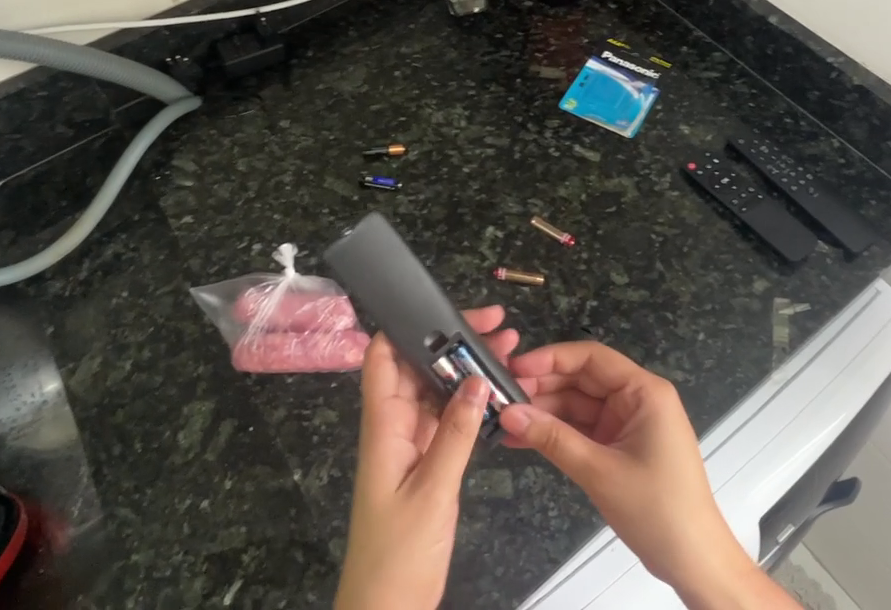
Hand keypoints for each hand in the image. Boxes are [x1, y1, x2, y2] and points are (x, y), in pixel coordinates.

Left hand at [336, 306, 519, 609]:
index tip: (450, 310)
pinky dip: (470, 405)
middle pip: (419, 367)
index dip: (408, 326)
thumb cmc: (397, 553)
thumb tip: (478, 381)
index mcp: (382, 424)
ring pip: (437, 392)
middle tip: (500, 328)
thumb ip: (456, 434)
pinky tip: (496, 395)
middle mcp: (394, 425)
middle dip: (455, 342)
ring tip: (508, 352)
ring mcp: (410, 444)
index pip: (382, 357)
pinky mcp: (426, 462)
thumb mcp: (431, 490)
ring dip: (467, 372)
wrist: (386, 609)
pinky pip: (447, 420)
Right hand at [500, 342, 796, 609]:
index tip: (513, 367)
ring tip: (503, 418)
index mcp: (644, 392)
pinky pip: (581, 429)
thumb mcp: (600, 471)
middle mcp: (635, 400)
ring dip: (542, 411)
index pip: (591, 358)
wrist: (694, 561)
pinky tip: (521, 438)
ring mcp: (626, 424)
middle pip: (581, 379)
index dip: (550, 358)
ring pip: (576, 404)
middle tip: (499, 395)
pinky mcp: (618, 447)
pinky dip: (554, 433)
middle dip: (541, 386)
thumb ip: (553, 438)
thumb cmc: (657, 509)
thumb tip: (508, 413)